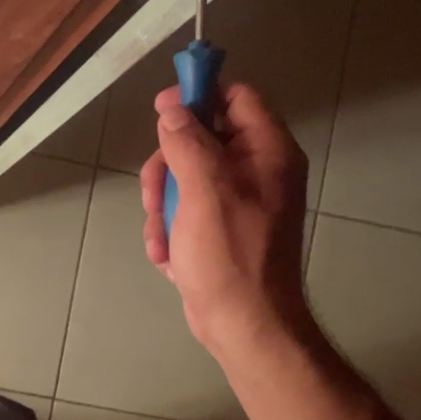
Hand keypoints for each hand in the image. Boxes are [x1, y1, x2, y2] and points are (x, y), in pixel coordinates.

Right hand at [139, 82, 311, 352]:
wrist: (243, 322)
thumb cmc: (230, 255)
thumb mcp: (204, 191)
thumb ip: (188, 142)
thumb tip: (173, 108)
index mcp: (267, 152)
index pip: (236, 98)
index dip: (198, 96)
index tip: (161, 110)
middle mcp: (256, 171)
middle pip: (200, 139)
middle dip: (167, 167)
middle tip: (153, 194)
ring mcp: (236, 202)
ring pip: (183, 179)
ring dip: (161, 207)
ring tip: (161, 237)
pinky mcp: (218, 229)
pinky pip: (183, 211)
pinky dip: (169, 231)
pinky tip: (168, 255)